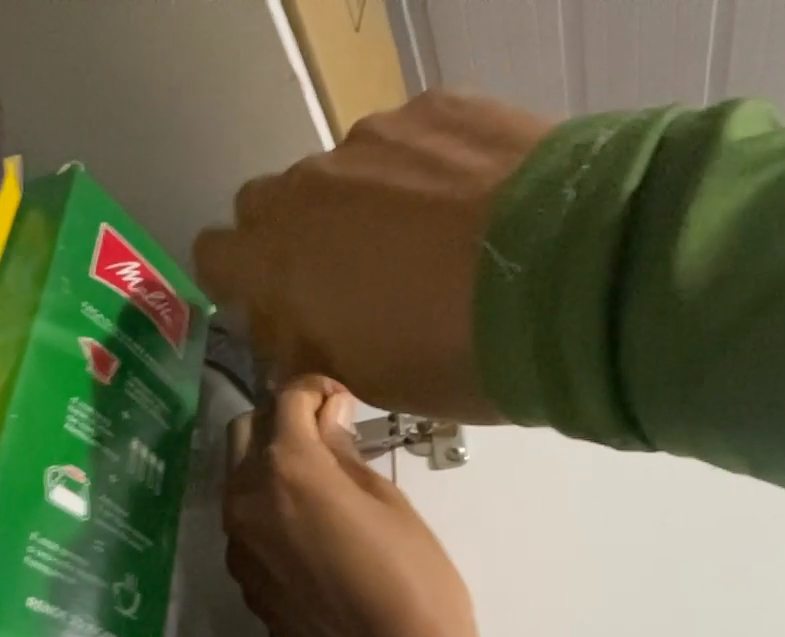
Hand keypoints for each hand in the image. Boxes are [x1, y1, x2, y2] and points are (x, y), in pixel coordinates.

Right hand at [194, 91, 553, 422]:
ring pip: (345, 171)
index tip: (286, 310)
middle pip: (272, 204)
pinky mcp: (438, 107)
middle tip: (360, 280)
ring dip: (368, 206)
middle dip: (300, 241)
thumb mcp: (376, 382)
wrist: (568, 278)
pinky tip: (478, 206)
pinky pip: (410, 142)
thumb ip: (319, 349)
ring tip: (438, 243)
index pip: (217, 257)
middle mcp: (311, 184)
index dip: (244, 286)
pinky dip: (428, 173)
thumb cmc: (459, 353)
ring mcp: (376, 137)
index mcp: (282, 260)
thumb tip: (303, 334)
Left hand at [224, 376, 491, 636]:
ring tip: (319, 482)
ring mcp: (239, 547)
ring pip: (238, 480)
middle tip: (327, 436)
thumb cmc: (414, 581)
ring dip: (270, 465)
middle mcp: (246, 500)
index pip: (287, 400)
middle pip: (245, 433)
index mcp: (288, 470)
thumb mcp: (390, 505)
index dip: (316, 390)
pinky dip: (269, 511)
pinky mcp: (246, 583)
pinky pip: (246, 527)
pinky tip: (308, 530)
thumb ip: (347, 455)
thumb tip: (329, 417)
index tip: (342, 400)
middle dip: (282, 421)